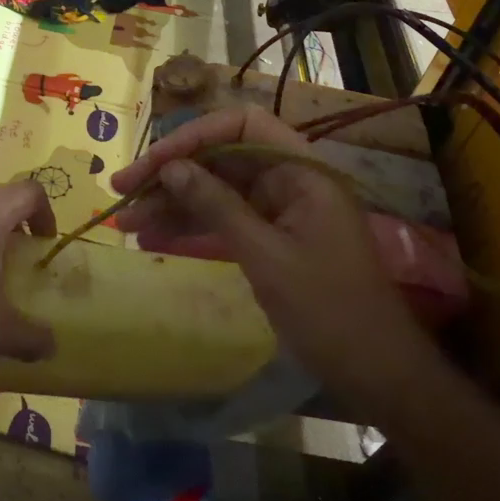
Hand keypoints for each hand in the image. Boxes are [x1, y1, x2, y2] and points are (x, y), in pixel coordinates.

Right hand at [110, 106, 435, 410]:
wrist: (377, 374)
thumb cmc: (329, 310)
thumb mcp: (266, 256)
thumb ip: (216, 206)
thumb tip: (170, 167)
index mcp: (301, 170)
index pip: (241, 126)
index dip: (193, 136)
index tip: (154, 162)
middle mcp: (289, 180)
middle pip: (221, 157)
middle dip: (171, 172)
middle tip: (122, 189)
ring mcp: (279, 210)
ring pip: (216, 190)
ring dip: (173, 202)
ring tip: (125, 220)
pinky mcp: (271, 238)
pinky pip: (224, 219)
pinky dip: (191, 226)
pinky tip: (152, 237)